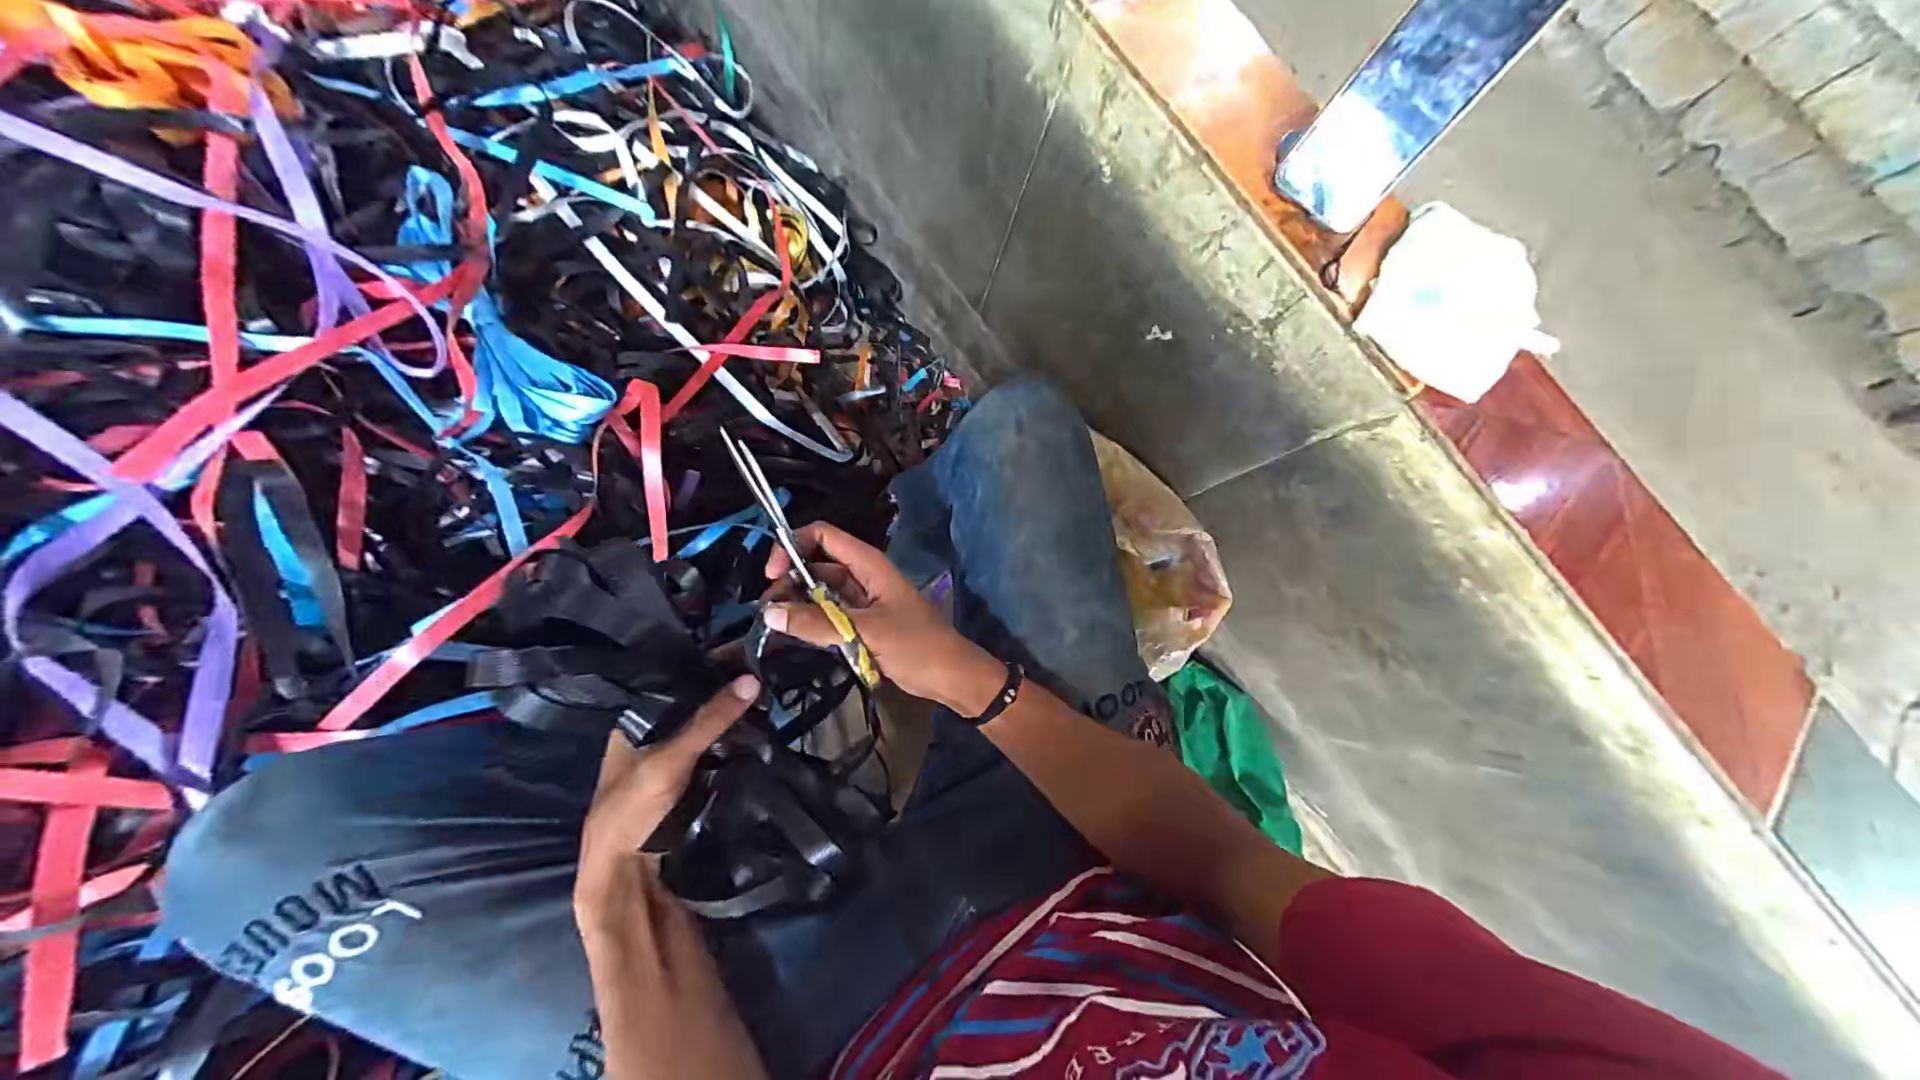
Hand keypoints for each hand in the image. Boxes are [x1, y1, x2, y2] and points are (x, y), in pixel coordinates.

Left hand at [574, 674, 758, 925]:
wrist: (623, 873)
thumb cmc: (632, 808)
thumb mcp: (670, 759)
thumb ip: (709, 720)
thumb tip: (752, 679)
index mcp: (638, 719)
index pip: (679, 677)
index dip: (711, 664)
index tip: (749, 650)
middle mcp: (655, 731)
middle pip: (698, 699)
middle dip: (730, 686)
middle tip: (769, 670)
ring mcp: (673, 754)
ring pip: (710, 722)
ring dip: (737, 711)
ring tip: (772, 691)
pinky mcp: (692, 775)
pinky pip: (719, 745)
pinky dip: (738, 735)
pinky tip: (762, 725)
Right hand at [764, 523, 1005, 715]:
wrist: (950, 676)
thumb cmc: (916, 645)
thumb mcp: (865, 631)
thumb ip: (818, 623)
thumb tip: (770, 614)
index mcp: (869, 564)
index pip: (823, 536)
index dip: (793, 545)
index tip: (773, 574)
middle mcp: (863, 576)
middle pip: (817, 564)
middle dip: (790, 579)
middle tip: (768, 609)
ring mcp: (862, 600)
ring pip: (821, 591)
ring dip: (798, 602)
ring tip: (775, 623)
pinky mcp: (861, 624)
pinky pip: (829, 614)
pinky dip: (811, 619)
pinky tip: (793, 633)